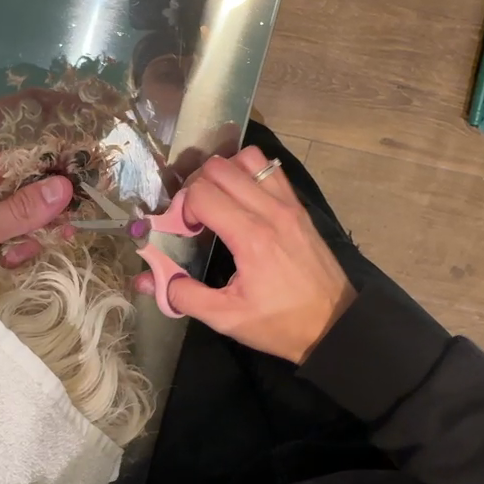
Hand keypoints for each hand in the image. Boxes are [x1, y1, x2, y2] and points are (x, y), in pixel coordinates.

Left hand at [0, 152, 72, 316]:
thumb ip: (21, 212)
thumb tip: (67, 185)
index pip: (35, 167)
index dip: (57, 192)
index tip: (73, 223)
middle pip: (22, 194)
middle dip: (34, 224)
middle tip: (28, 254)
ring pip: (3, 217)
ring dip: (12, 241)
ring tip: (4, 265)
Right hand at [133, 147, 353, 362]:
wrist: (335, 326)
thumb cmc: (280, 324)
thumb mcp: (227, 319)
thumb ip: (185, 296)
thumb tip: (148, 280)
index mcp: (251, 238)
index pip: (202, 193)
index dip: (183, 208)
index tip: (186, 233)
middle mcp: (270, 211)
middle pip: (219, 168)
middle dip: (197, 186)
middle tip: (196, 216)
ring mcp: (288, 204)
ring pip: (246, 158)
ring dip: (224, 173)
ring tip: (219, 201)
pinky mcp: (298, 206)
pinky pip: (269, 169)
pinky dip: (249, 173)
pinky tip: (242, 200)